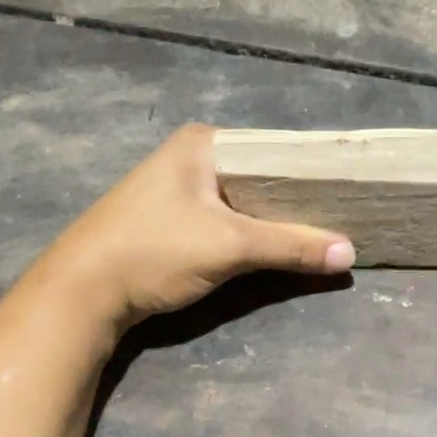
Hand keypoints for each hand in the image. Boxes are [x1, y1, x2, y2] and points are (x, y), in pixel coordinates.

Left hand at [28, 124, 353, 327]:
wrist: (82, 292)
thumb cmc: (155, 251)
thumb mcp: (231, 247)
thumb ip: (292, 247)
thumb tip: (351, 254)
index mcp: (206, 144)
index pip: (278, 150)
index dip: (316, 174)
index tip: (354, 194)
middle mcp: (197, 158)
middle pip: (267, 178)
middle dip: (302, 203)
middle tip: (348, 220)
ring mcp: (185, 190)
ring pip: (252, 203)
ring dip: (281, 224)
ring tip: (325, 236)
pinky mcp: (179, 221)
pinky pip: (235, 222)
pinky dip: (259, 236)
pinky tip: (284, 250)